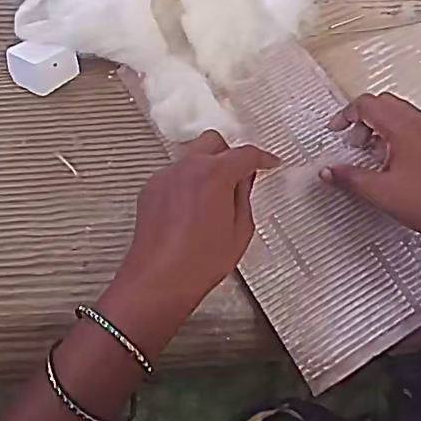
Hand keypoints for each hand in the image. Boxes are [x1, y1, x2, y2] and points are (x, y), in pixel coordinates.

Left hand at [99, 132, 277, 339]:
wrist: (159, 278)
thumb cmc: (200, 260)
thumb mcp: (240, 230)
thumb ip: (244, 196)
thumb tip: (243, 181)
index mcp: (213, 174)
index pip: (245, 154)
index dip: (262, 158)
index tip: (270, 163)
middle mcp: (186, 167)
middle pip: (212, 142)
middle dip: (229, 154)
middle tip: (240, 176)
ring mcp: (165, 177)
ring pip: (190, 158)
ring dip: (206, 168)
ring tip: (214, 198)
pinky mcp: (150, 190)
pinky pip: (174, 176)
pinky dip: (187, 184)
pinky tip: (191, 210)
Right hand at [319, 93, 420, 246]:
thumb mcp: (378, 191)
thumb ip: (348, 177)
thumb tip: (330, 172)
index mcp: (405, 127)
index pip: (368, 104)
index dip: (346, 115)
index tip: (337, 129)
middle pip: (386, 104)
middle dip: (363, 119)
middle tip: (352, 140)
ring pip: (404, 116)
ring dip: (383, 128)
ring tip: (373, 154)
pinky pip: (420, 129)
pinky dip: (402, 137)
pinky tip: (398, 164)